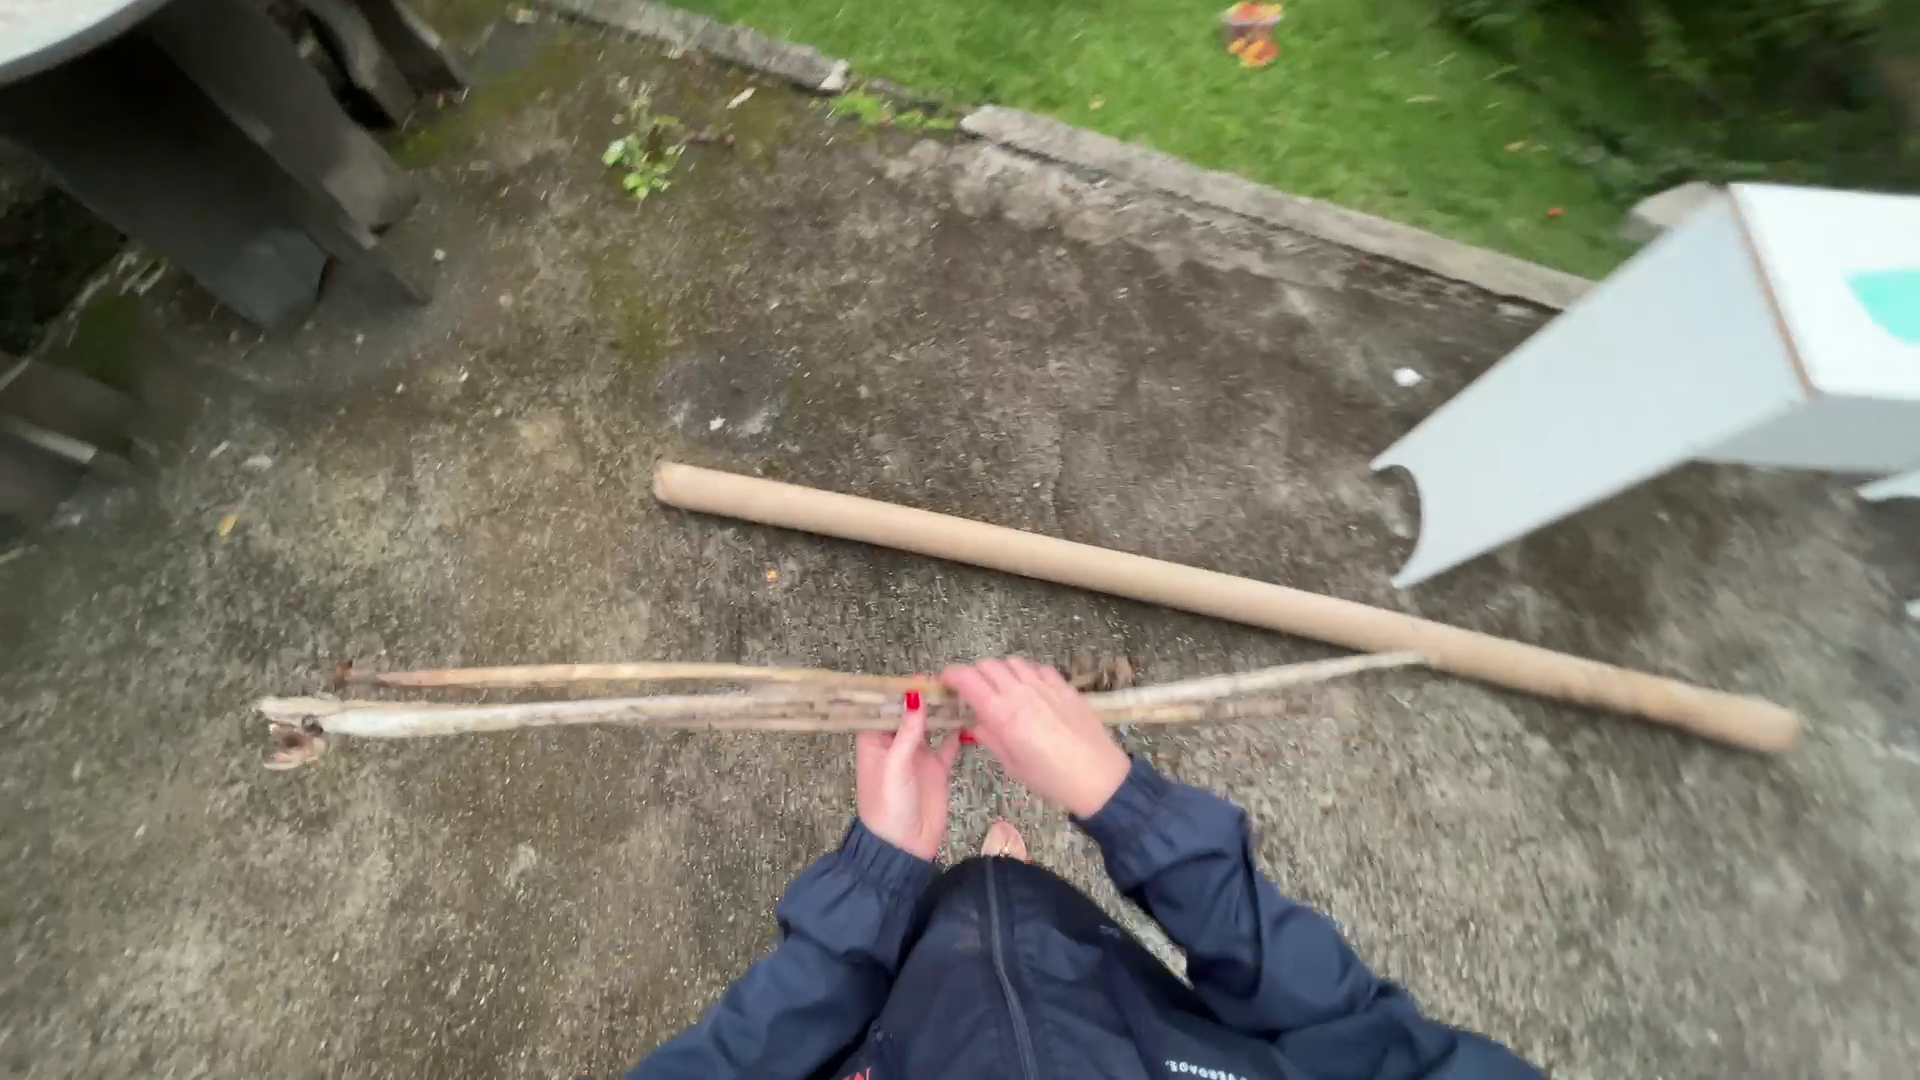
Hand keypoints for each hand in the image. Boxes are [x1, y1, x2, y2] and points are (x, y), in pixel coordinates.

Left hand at [856, 694, 961, 860]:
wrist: (903, 849)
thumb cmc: (888, 806)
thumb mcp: (895, 765)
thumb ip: (908, 731)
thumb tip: (915, 695)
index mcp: (874, 742)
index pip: (883, 708)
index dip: (897, 691)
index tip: (917, 676)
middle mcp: (895, 745)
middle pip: (909, 713)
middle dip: (923, 697)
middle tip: (943, 679)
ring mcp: (917, 756)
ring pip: (930, 725)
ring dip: (940, 710)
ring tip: (957, 690)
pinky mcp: (937, 769)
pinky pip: (948, 745)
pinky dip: (957, 732)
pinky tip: (969, 717)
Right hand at [941, 657, 1130, 818]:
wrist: (1097, 777)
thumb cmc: (1050, 778)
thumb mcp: (1012, 764)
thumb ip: (989, 737)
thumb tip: (975, 723)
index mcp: (1002, 714)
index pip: (967, 679)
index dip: (951, 675)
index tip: (945, 681)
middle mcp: (1020, 692)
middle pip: (987, 665)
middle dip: (974, 674)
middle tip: (974, 691)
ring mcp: (1044, 686)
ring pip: (1011, 662)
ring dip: (1000, 671)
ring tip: (1002, 689)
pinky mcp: (1063, 686)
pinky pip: (1037, 668)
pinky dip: (1026, 673)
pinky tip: (1029, 690)